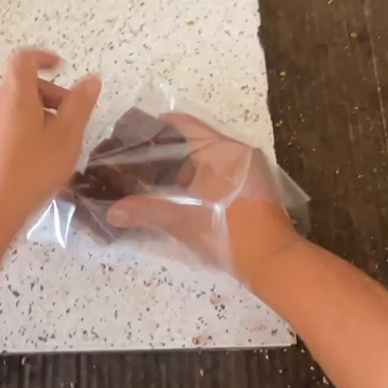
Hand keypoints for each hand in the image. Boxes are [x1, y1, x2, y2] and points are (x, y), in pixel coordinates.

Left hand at [0, 48, 101, 226]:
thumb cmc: (32, 169)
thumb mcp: (66, 137)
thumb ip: (80, 105)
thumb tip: (91, 79)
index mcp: (15, 94)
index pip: (24, 59)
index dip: (44, 57)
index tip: (62, 67)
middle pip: (21, 86)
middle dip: (49, 95)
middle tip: (70, 119)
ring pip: (14, 109)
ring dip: (38, 116)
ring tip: (57, 145)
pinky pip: (5, 127)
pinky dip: (23, 131)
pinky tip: (36, 161)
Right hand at [105, 113, 303, 286]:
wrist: (275, 263)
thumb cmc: (230, 234)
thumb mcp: (184, 222)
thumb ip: (147, 210)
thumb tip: (112, 210)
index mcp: (223, 151)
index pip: (186, 124)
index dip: (158, 126)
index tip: (134, 134)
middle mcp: (239, 152)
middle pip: (197, 140)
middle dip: (168, 150)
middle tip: (138, 159)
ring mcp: (250, 170)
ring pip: (210, 158)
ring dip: (185, 166)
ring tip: (153, 176)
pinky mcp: (254, 187)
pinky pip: (222, 171)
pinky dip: (201, 177)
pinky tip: (180, 193)